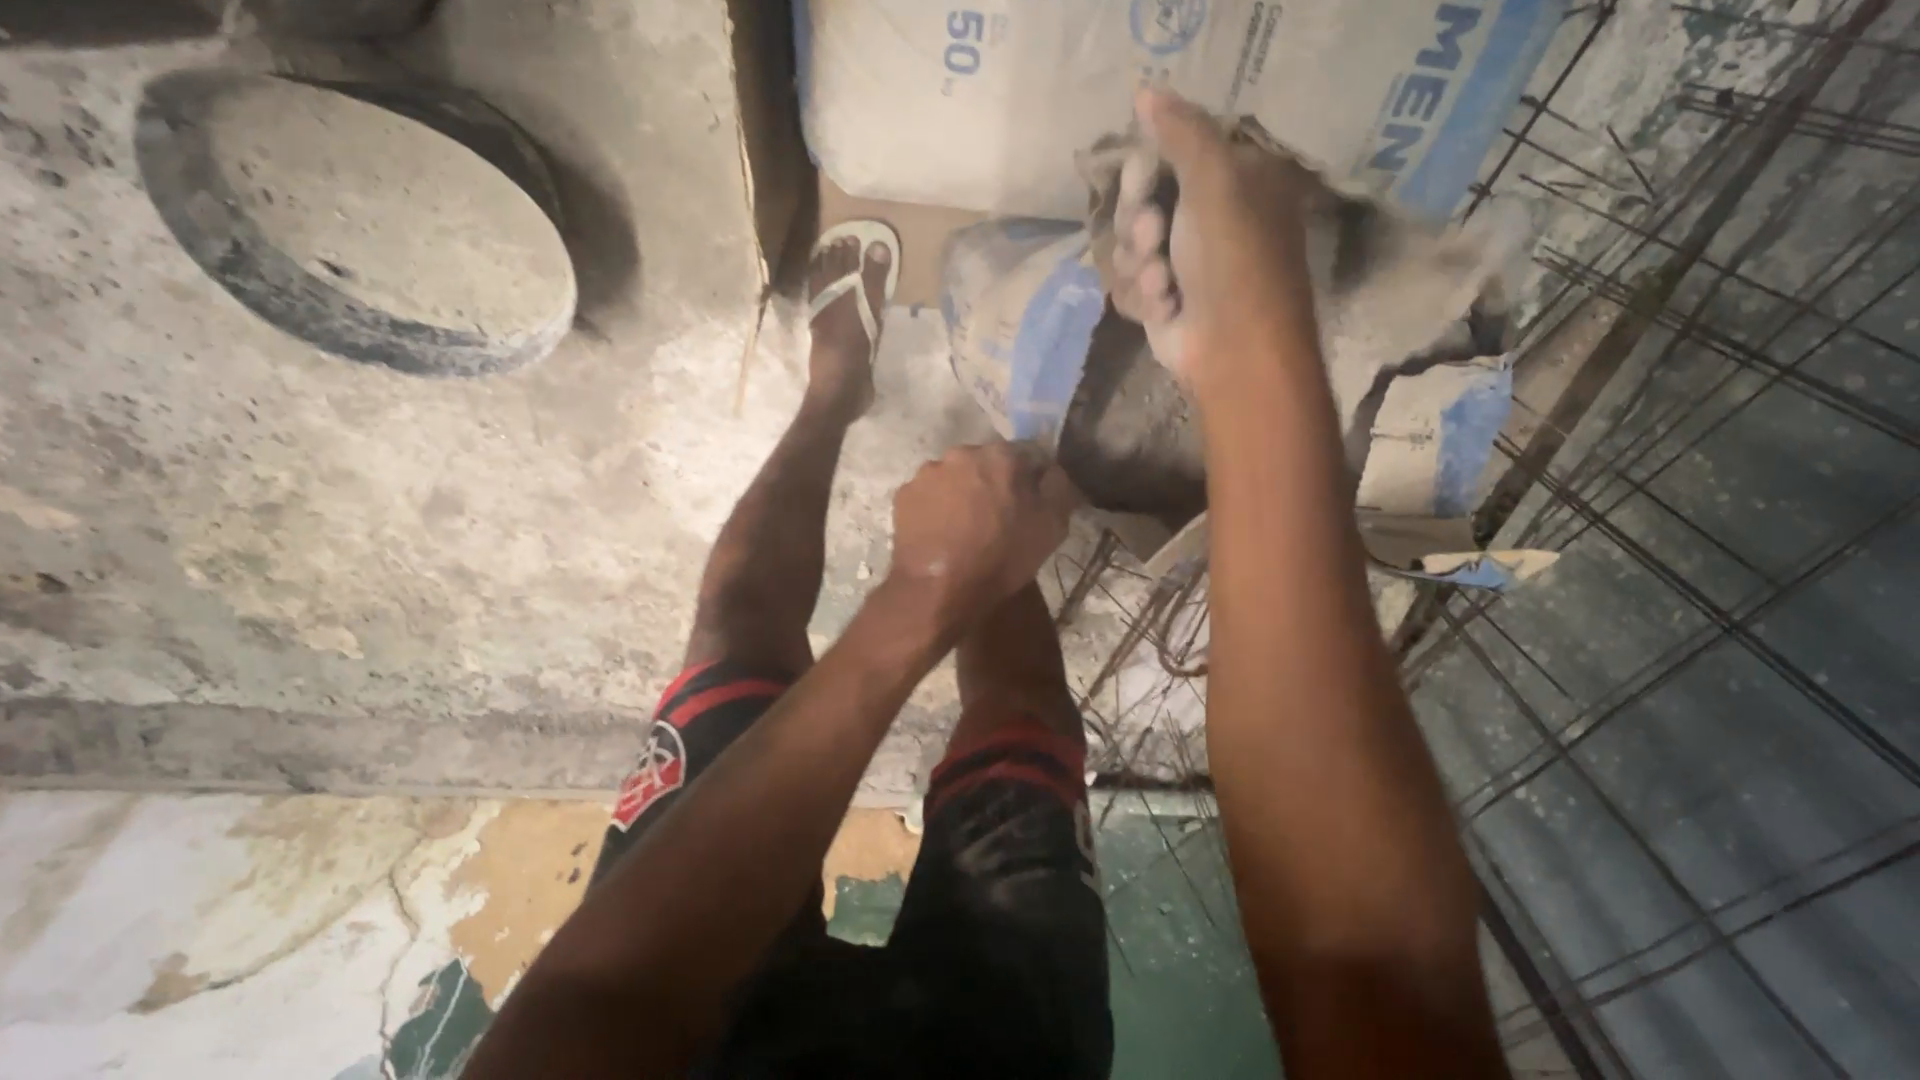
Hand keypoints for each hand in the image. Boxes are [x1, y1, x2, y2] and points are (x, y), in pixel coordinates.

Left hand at [887, 442, 1078, 628]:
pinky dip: (936, 507)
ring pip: (953, 477)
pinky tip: (941, 533)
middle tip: (996, 516)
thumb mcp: (1052, 526)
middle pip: (985, 463)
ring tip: (964, 528)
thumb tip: (1050, 469)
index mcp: (1001, 455)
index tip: (1029, 502)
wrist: (940, 589)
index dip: (1030, 478)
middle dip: (992, 482)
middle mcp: (961, 453)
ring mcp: (928, 473)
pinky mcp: (904, 495)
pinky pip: (928, 495)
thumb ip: (1058, 486)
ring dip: (962, 493)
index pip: (1025, 454)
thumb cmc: (1002, 557)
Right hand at [1110, 88, 1319, 388]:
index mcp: (1234, 180)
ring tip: (1165, 285)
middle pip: (1138, 201)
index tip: (1143, 181)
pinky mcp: (1161, 299)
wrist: (1234, 349)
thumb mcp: (1215, 181)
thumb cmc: (1233, 260)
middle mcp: (1207, 217)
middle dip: (1138, 224)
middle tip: (1154, 238)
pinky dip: (1140, 296)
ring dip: (1138, 265)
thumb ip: (1181, 133)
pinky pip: (1126, 283)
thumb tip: (1144, 92)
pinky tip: (1164, 308)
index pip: (1169, 155)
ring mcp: (1182, 262)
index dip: (1145, 171)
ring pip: (1125, 246)